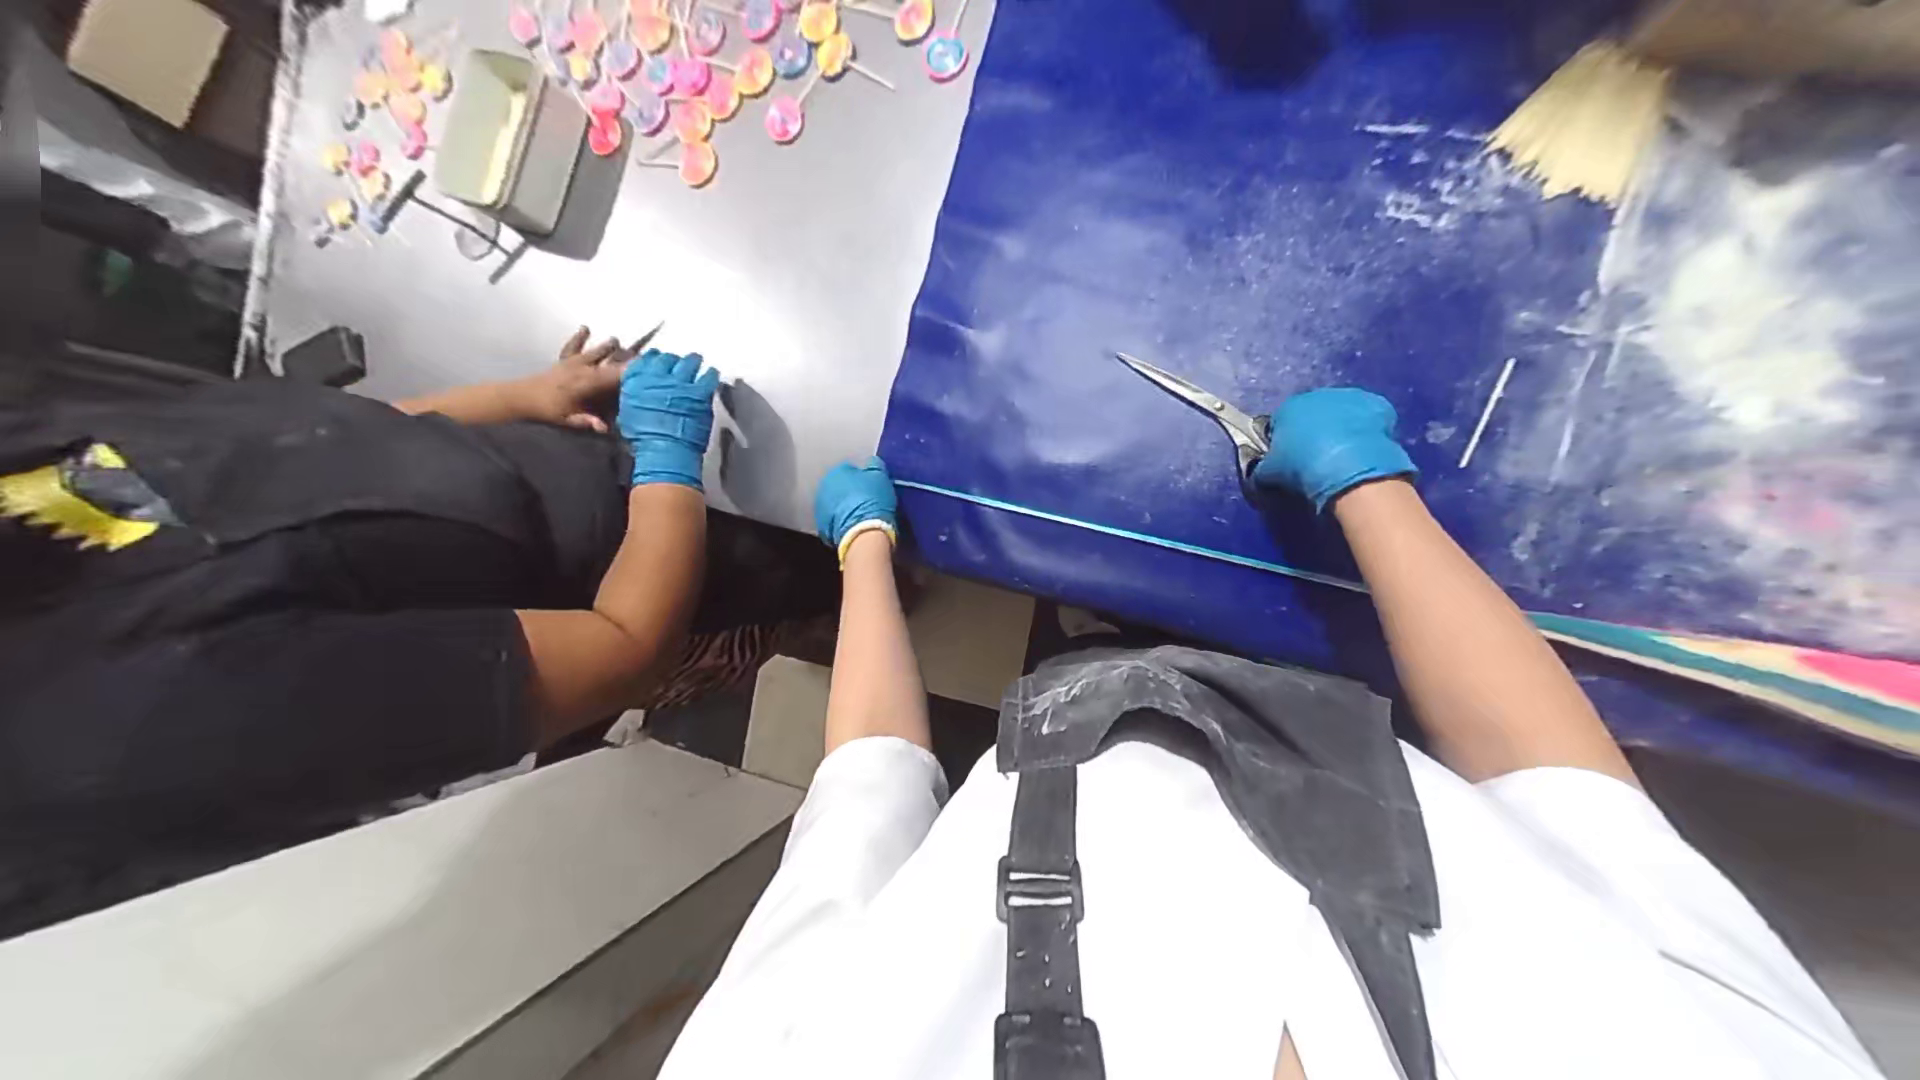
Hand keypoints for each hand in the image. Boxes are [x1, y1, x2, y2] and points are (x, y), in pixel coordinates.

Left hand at [510, 327, 634, 431]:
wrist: (520, 397)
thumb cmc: (547, 410)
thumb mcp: (568, 420)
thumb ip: (586, 421)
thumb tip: (605, 428)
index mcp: (585, 384)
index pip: (612, 376)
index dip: (629, 372)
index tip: (645, 369)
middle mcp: (582, 369)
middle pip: (608, 362)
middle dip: (624, 358)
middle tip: (641, 355)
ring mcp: (572, 362)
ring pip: (594, 352)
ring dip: (607, 347)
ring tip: (617, 341)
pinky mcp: (564, 360)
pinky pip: (573, 346)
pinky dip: (579, 337)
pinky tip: (585, 328)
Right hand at [617, 349, 720, 489]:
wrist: (664, 448)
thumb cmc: (644, 438)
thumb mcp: (629, 414)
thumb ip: (634, 399)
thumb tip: (638, 395)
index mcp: (638, 381)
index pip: (646, 361)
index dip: (654, 359)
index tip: (658, 358)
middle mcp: (659, 377)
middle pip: (668, 359)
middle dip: (674, 360)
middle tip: (679, 361)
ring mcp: (681, 383)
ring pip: (689, 363)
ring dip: (693, 361)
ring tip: (696, 360)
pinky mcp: (700, 392)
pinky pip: (708, 377)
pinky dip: (711, 374)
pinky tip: (713, 373)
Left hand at [814, 456, 897, 563]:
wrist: (863, 532)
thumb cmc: (873, 501)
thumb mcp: (881, 477)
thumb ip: (874, 466)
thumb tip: (871, 462)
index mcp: (837, 472)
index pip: (850, 469)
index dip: (863, 478)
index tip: (872, 487)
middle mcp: (824, 487)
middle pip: (840, 487)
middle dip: (850, 492)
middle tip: (867, 501)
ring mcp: (820, 508)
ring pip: (835, 504)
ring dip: (844, 508)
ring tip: (860, 516)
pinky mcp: (822, 527)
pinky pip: (833, 521)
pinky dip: (841, 523)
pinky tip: (853, 527)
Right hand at [1252, 388, 1416, 511]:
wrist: (1347, 469)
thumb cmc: (1300, 467)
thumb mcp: (1267, 474)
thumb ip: (1259, 469)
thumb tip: (1258, 472)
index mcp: (1287, 408)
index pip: (1279, 423)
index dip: (1282, 442)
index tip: (1287, 461)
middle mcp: (1317, 395)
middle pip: (1311, 415)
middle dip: (1311, 433)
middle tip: (1314, 460)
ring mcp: (1349, 397)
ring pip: (1339, 414)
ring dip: (1338, 430)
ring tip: (1340, 457)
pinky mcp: (1376, 405)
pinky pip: (1366, 417)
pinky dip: (1363, 430)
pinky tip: (1361, 449)